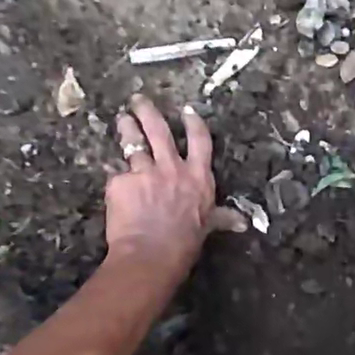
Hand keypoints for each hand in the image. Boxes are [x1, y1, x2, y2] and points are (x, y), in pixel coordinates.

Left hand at [105, 96, 245, 274]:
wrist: (151, 254)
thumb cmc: (185, 243)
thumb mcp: (208, 227)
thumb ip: (222, 218)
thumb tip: (242, 223)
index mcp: (198, 177)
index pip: (200, 141)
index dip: (194, 123)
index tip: (187, 110)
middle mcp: (172, 168)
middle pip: (159, 131)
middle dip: (148, 112)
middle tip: (139, 100)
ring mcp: (144, 172)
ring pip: (133, 144)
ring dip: (127, 129)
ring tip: (122, 120)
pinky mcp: (120, 182)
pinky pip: (116, 175)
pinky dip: (115, 175)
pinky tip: (112, 177)